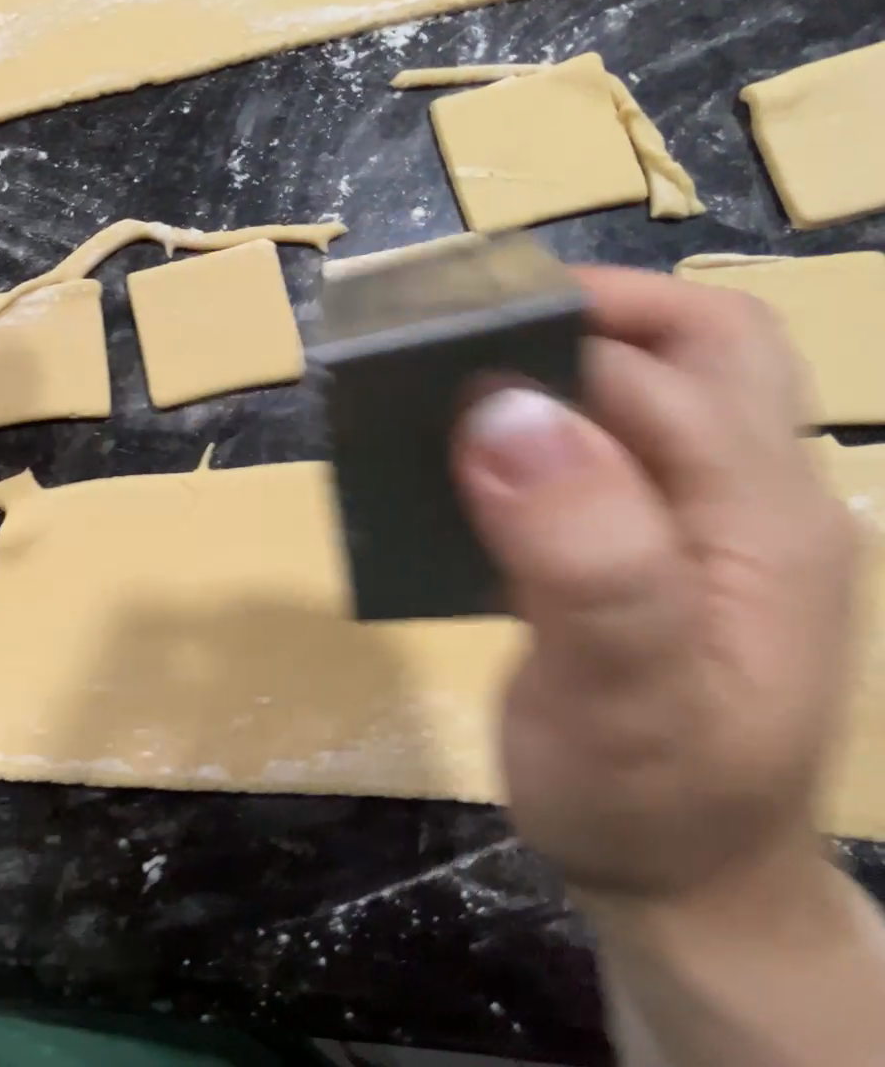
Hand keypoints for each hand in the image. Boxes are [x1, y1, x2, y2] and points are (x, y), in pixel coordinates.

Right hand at [452, 268, 859, 902]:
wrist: (679, 877)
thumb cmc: (642, 792)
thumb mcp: (617, 688)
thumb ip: (581, 552)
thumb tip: (499, 411)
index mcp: (759, 516)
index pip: (664, 367)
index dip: (552, 334)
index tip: (432, 336)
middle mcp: (753, 500)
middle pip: (695, 349)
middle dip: (578, 315)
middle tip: (455, 333)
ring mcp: (710, 529)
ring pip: (652, 396)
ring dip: (558, 365)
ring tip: (449, 384)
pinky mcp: (657, 556)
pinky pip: (609, 459)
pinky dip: (541, 432)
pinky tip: (475, 465)